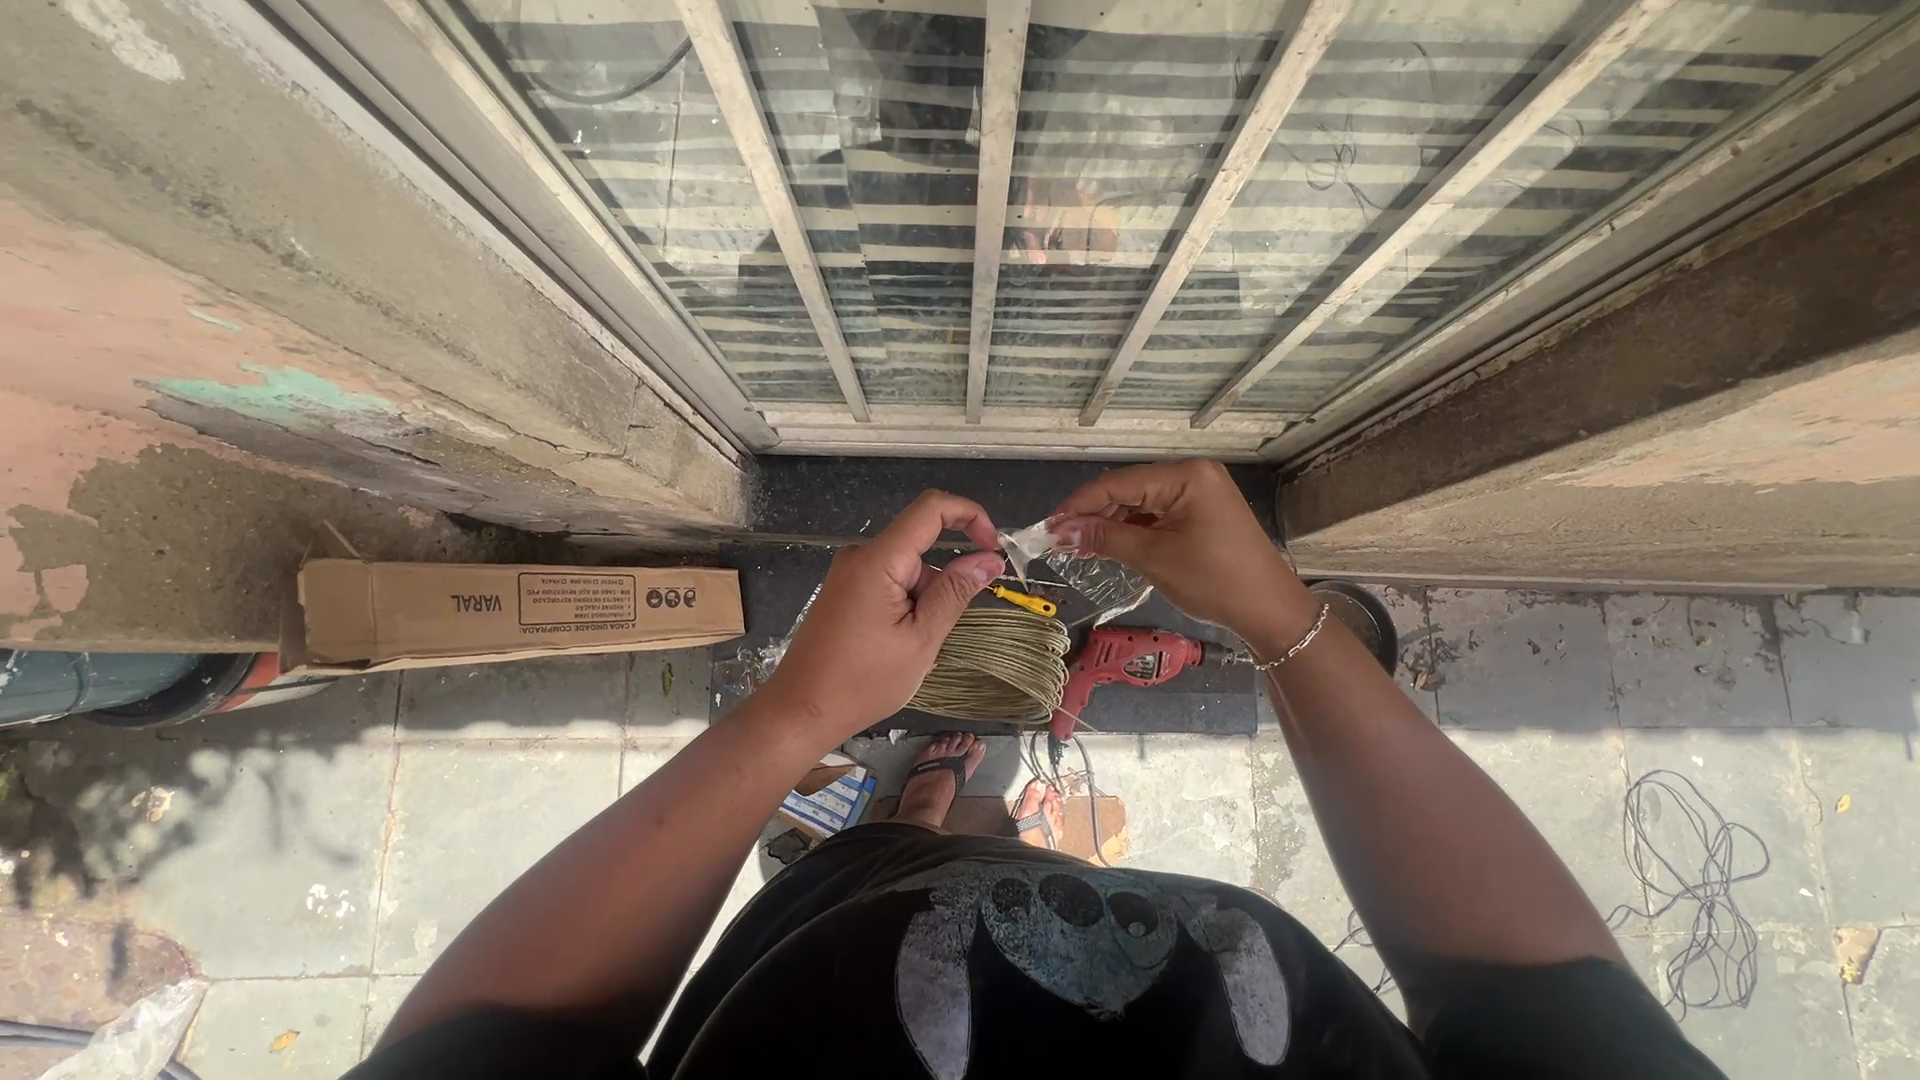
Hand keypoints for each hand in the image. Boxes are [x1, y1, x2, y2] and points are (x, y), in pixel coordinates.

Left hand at [758, 490, 1005, 738]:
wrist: (800, 711)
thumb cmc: (862, 682)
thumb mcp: (921, 640)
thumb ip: (956, 592)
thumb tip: (990, 559)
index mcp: (878, 560)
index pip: (931, 508)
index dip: (970, 516)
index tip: (993, 549)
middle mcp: (860, 556)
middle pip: (921, 547)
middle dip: (943, 584)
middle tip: (937, 634)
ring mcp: (849, 573)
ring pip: (908, 571)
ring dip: (925, 604)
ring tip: (911, 652)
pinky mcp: (845, 591)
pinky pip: (890, 584)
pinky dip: (907, 609)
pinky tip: (895, 648)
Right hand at [1050, 460, 1316, 644]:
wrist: (1269, 610)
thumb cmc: (1213, 581)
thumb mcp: (1154, 558)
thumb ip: (1105, 538)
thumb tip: (1060, 531)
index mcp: (1185, 476)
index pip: (1118, 483)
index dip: (1079, 504)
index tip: (1049, 526)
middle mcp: (1193, 474)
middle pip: (1129, 489)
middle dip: (1093, 514)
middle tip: (1060, 540)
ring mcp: (1200, 492)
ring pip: (1141, 502)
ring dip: (1111, 523)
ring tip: (1080, 546)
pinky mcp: (1202, 511)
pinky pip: (1158, 513)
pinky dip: (1133, 529)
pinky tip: (1110, 544)